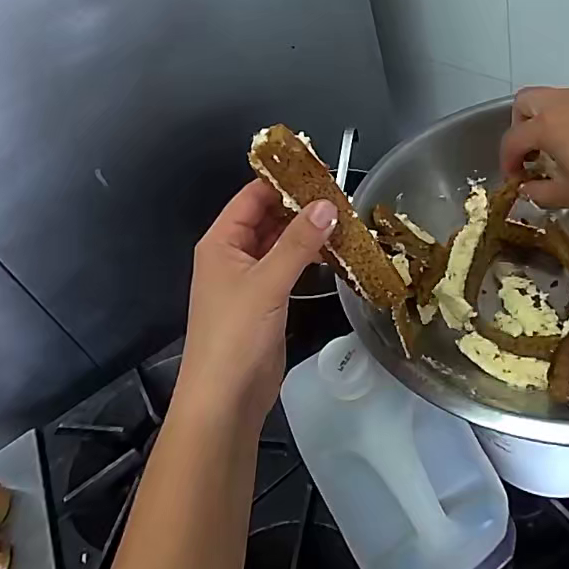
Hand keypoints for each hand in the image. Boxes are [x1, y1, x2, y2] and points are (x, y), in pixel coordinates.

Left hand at [178, 181, 336, 424]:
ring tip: (347, 218)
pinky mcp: (268, 301)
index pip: (252, 196)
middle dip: (301, 205)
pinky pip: (290, 267)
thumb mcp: (267, 283)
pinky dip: (310, 256)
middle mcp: (234, 255)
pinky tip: (336, 251)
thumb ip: (298, 243)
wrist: (226, 398)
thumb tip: (329, 205)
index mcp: (221, 242)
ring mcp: (251, 279)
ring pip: (282, 243)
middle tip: (343, 194)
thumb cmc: (235, 335)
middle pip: (268, 217)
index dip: (283, 180)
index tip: (321, 169)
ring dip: (309, 231)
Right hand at [499, 87, 568, 210]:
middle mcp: (563, 104)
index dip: (507, 161)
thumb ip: (542, 193)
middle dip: (519, 128)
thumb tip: (528, 190)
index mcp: (547, 126)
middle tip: (529, 156)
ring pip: (552, 100)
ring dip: (543, 122)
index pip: (513, 140)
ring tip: (556, 154)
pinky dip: (568, 121)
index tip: (514, 180)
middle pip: (525, 103)